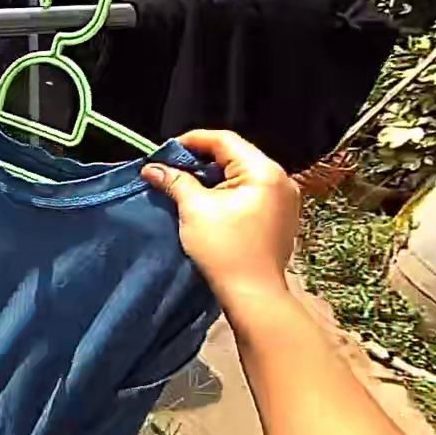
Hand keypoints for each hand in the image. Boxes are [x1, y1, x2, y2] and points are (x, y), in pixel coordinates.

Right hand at [142, 129, 299, 301]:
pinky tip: (206, 202)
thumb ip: (175, 181)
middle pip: (234, 155)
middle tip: (171, 168)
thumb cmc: (224, 248)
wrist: (253, 294)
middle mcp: (280, 179)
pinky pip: (249, 191)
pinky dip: (225, 191)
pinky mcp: (279, 216)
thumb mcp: (194, 209)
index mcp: (263, 172)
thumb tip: (151, 167)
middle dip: (199, 159)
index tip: (165, 151)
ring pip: (241, 174)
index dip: (191, 141)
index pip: (224, 140)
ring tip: (184, 185)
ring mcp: (283, 199)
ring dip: (211, 176)